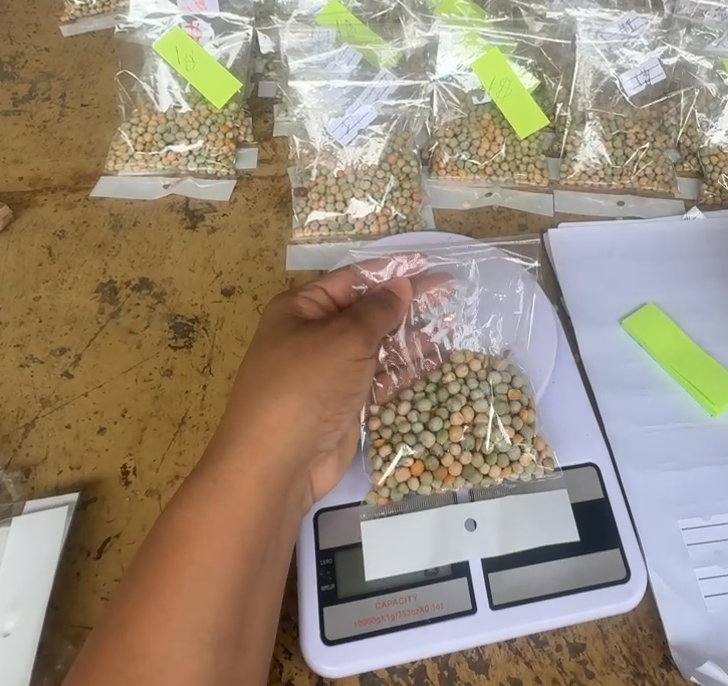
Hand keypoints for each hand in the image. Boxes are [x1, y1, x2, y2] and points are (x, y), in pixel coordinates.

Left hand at [217, 260, 446, 511]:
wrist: (276, 466)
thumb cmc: (306, 386)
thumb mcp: (344, 338)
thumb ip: (378, 310)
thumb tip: (400, 285)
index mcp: (302, 308)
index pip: (353, 278)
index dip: (391, 270)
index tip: (427, 263)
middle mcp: (314, 335)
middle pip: (367, 310)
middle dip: (406, 302)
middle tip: (449, 290)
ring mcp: (330, 372)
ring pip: (377, 345)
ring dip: (411, 335)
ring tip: (451, 323)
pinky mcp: (344, 403)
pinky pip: (379, 377)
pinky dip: (405, 368)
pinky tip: (436, 359)